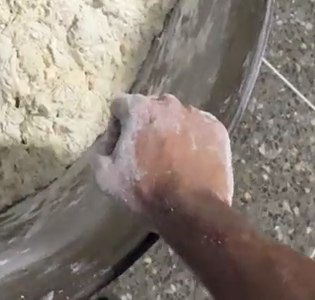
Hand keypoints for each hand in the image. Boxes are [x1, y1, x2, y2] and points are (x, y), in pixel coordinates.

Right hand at [90, 93, 231, 219]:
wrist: (194, 212)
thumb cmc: (146, 191)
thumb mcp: (106, 177)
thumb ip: (98, 153)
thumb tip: (104, 146)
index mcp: (138, 107)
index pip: (120, 107)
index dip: (117, 128)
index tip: (121, 150)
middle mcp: (166, 103)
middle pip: (149, 109)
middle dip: (145, 127)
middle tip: (147, 155)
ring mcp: (194, 114)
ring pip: (175, 117)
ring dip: (170, 131)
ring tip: (172, 160)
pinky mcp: (216, 129)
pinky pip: (198, 128)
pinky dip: (193, 139)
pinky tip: (191, 161)